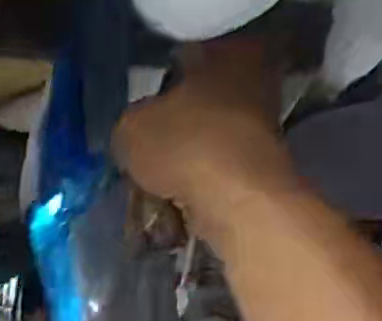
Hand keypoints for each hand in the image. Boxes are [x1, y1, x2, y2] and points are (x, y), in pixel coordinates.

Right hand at [112, 39, 301, 220]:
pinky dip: (186, 186)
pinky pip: (205, 173)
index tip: (129, 127)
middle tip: (135, 162)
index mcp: (225, 56)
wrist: (232, 196)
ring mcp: (255, 126)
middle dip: (160, 137)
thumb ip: (126, 122)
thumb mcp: (130, 129)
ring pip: (194, 145)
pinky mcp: (252, 165)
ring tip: (147, 190)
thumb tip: (131, 131)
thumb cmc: (183, 147)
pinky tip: (167, 202)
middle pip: (187, 110)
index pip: (176, 68)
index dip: (147, 99)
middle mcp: (250, 81)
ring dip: (171, 167)